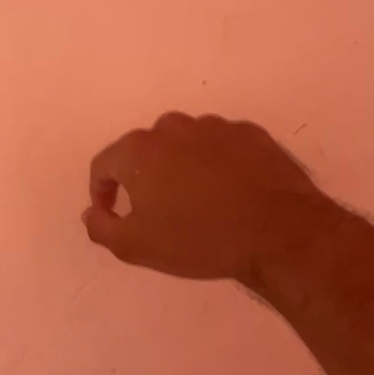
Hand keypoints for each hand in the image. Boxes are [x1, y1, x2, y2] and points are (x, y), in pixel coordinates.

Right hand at [82, 112, 340, 284]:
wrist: (280, 235)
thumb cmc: (197, 240)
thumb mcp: (134, 246)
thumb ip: (101, 226)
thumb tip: (93, 212)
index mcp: (139, 150)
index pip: (103, 165)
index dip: (101, 192)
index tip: (112, 214)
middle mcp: (174, 128)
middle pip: (143, 150)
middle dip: (141, 177)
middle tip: (153, 210)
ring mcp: (216, 127)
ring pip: (182, 146)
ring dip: (178, 169)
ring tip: (192, 202)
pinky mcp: (253, 135)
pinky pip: (218, 148)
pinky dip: (213, 166)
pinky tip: (225, 194)